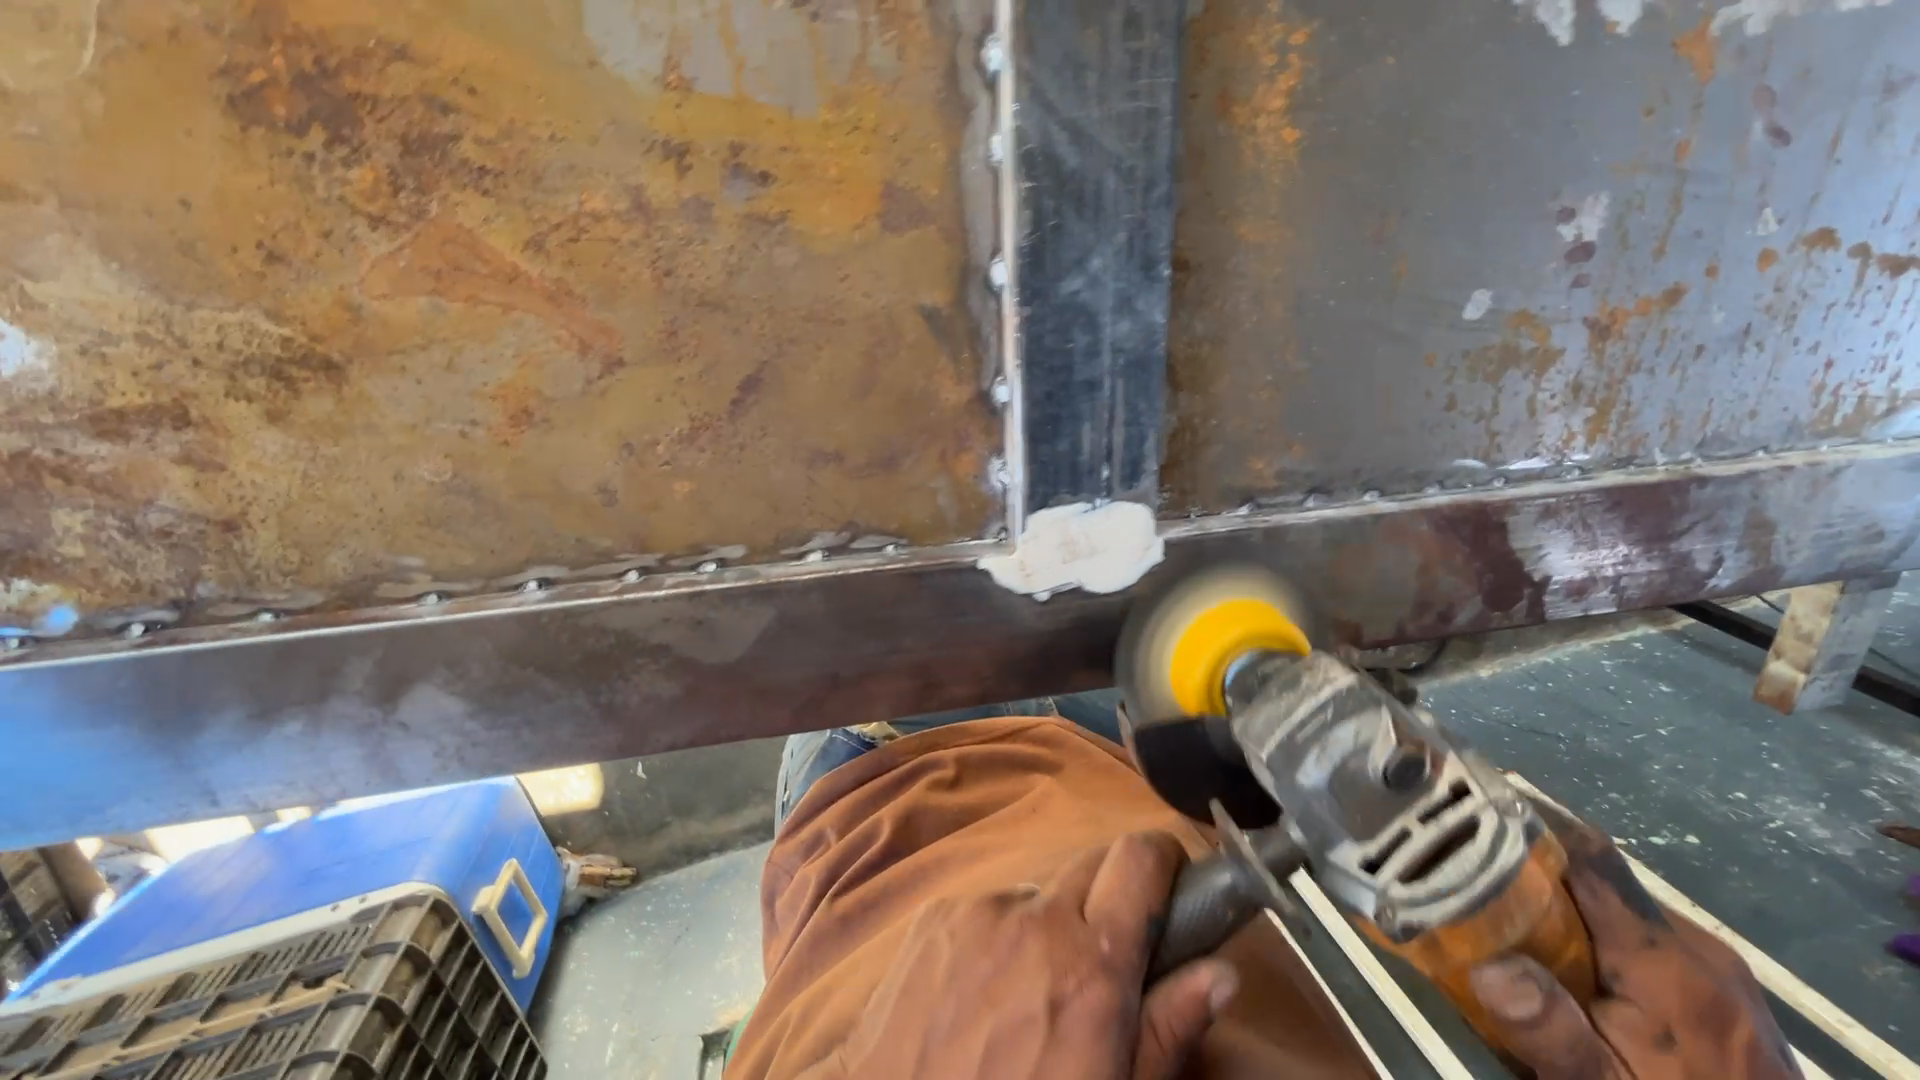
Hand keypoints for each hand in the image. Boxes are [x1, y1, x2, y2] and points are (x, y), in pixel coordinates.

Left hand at [808, 831, 1239, 1079]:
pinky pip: (988, 907)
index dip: (1162, 864)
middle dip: (1109, 896)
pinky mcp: (935, 915)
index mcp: (1091, 962)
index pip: (1140, 858)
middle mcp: (1035, 918)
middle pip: (1093, 863)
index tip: (1168, 886)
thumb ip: (1168, 1027)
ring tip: (1029, 989)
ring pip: (1039, 891)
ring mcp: (979, 911)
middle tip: (1103, 955)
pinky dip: (997, 934)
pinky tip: (980, 989)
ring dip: (1047, 923)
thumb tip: (1223, 972)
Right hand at [1471, 829, 1800, 1078]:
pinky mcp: (1726, 991)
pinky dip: (1601, 941)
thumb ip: (1547, 1026)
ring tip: (1515, 932)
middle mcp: (1697, 945)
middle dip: (1536, 880)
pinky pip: (1648, 941)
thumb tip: (1482, 961)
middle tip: (1473, 887)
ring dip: (1569, 913)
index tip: (1473, 817)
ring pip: (1623, 912)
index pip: (1588, 857)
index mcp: (1664, 957)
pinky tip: (1575, 974)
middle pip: (1600, 883)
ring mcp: (1719, 968)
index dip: (1528, 830)